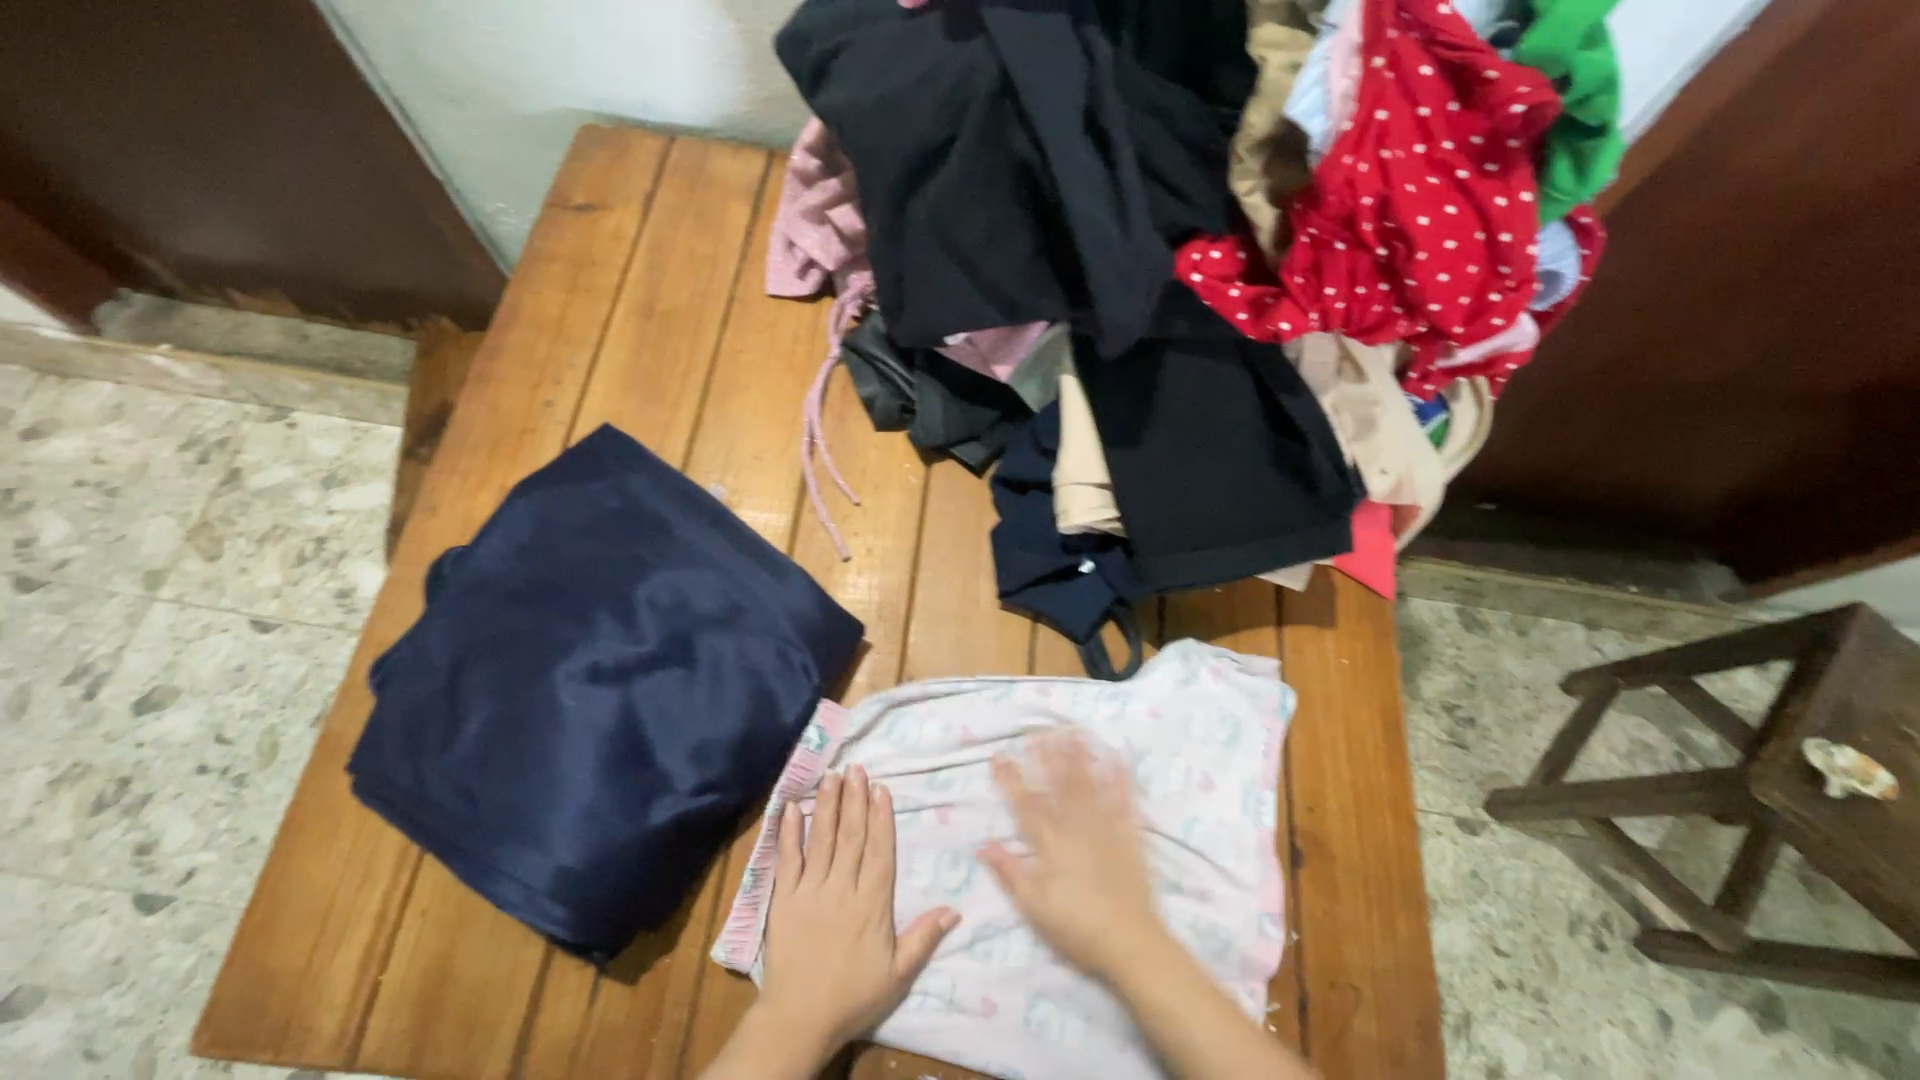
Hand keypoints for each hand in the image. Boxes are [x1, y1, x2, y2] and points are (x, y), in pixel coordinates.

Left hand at [755, 767, 960, 1055]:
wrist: (799, 1018)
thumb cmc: (854, 996)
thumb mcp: (898, 974)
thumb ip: (924, 938)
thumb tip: (954, 910)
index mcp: (872, 904)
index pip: (880, 851)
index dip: (882, 818)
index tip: (882, 789)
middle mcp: (842, 889)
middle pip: (852, 836)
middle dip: (856, 800)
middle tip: (857, 768)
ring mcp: (810, 891)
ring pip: (822, 840)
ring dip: (828, 806)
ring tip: (832, 776)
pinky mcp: (783, 900)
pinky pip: (787, 860)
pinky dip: (790, 832)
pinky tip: (793, 807)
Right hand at [979, 731, 1164, 982]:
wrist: (1130, 942)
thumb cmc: (1077, 928)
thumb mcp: (1034, 907)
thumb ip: (1010, 872)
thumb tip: (984, 844)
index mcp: (1051, 846)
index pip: (1025, 806)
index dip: (1011, 780)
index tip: (999, 757)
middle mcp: (1077, 829)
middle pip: (1059, 787)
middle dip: (1048, 757)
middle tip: (1040, 731)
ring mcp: (1106, 830)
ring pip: (1090, 786)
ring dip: (1080, 758)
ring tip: (1073, 732)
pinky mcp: (1131, 837)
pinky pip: (1125, 802)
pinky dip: (1121, 779)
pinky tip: (1117, 758)